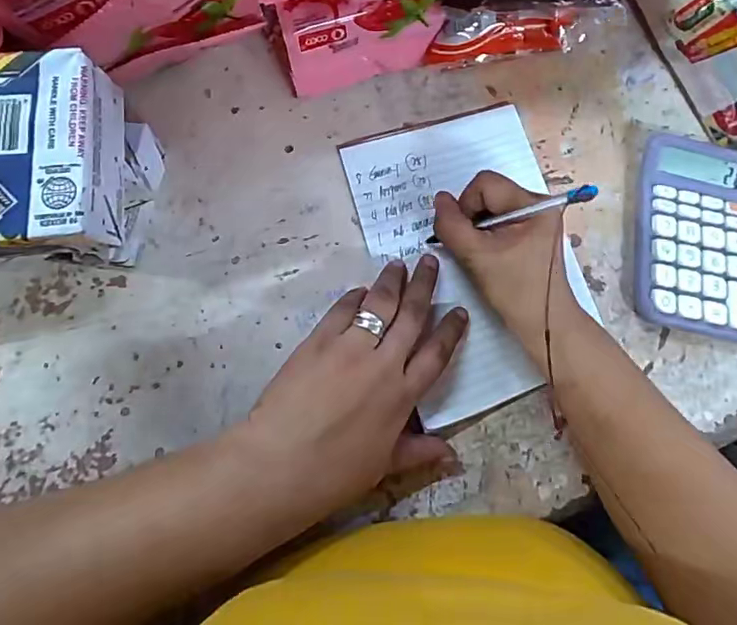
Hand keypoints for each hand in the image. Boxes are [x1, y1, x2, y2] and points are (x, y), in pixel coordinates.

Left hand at [243, 258, 467, 513]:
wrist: (278, 465)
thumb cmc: (333, 475)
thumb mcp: (382, 467)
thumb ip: (417, 452)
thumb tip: (453, 457)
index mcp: (402, 396)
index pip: (435, 354)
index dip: (450, 330)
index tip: (459, 309)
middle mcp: (383, 364)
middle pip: (411, 316)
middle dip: (424, 286)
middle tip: (430, 261)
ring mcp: (350, 348)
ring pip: (379, 304)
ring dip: (392, 281)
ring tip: (398, 264)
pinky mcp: (319, 340)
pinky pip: (342, 310)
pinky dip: (354, 296)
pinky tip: (359, 290)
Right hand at [431, 171, 575, 343]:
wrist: (546, 324)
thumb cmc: (516, 291)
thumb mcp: (476, 256)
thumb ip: (451, 224)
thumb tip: (440, 199)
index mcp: (534, 204)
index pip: (485, 184)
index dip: (465, 205)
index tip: (464, 236)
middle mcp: (540, 203)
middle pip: (488, 192)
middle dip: (471, 216)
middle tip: (470, 245)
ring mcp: (538, 216)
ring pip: (492, 205)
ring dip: (477, 225)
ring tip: (479, 251)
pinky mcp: (533, 229)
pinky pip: (500, 217)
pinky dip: (487, 232)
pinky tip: (489, 253)